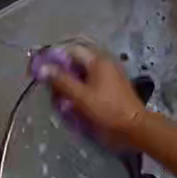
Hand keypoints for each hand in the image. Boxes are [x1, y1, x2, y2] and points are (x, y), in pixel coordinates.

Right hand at [36, 44, 150, 148]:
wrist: (134, 127)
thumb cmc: (107, 110)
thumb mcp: (81, 96)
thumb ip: (61, 81)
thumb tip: (42, 68)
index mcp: (98, 60)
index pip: (71, 50)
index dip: (55, 58)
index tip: (42, 71)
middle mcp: (104, 61)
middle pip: (77, 61)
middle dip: (62, 73)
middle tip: (52, 88)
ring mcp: (110, 72)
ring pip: (83, 72)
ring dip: (71, 82)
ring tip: (62, 98)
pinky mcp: (112, 84)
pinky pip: (91, 80)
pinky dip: (81, 88)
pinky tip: (75, 102)